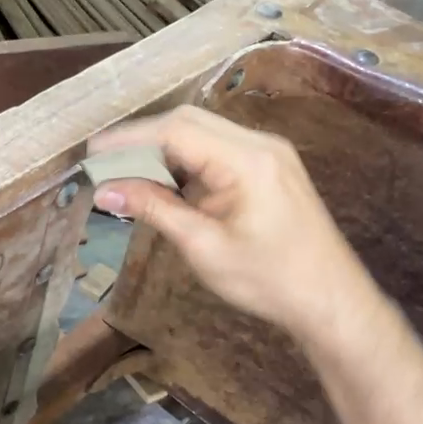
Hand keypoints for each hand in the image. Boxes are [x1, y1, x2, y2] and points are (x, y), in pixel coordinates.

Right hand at [88, 105, 381, 338]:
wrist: (331, 301)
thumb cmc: (268, 280)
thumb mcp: (203, 247)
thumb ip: (154, 209)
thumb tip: (104, 190)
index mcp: (247, 161)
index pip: (176, 131)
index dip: (128, 138)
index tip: (91, 153)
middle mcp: (259, 144)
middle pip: (187, 121)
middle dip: (141, 139)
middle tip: (103, 163)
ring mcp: (266, 152)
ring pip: (199, 131)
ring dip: (159, 149)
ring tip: (123, 173)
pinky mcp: (265, 166)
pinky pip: (213, 148)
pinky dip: (181, 159)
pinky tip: (160, 181)